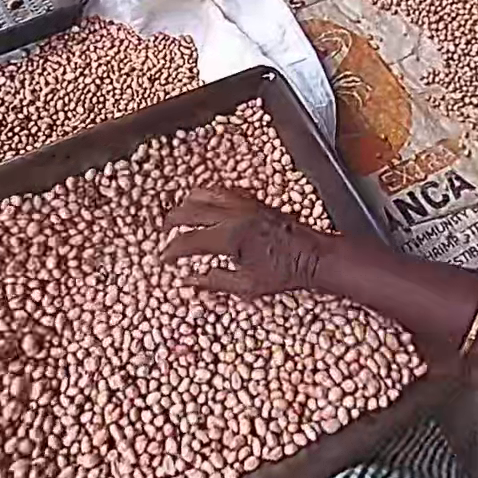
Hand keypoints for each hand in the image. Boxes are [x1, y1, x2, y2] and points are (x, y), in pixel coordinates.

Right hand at [160, 187, 332, 296]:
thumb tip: (186, 280)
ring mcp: (243, 204)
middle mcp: (233, 215)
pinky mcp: (253, 200)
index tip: (164, 258)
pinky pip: (222, 191)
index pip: (189, 240)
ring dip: (187, 204)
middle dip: (172, 221)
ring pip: (204, 193)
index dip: (172, 250)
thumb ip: (213, 281)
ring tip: (180, 215)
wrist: (313, 255)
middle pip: (190, 210)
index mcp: (230, 238)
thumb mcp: (246, 286)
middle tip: (165, 233)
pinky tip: (206, 206)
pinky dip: (208, 196)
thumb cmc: (283, 273)